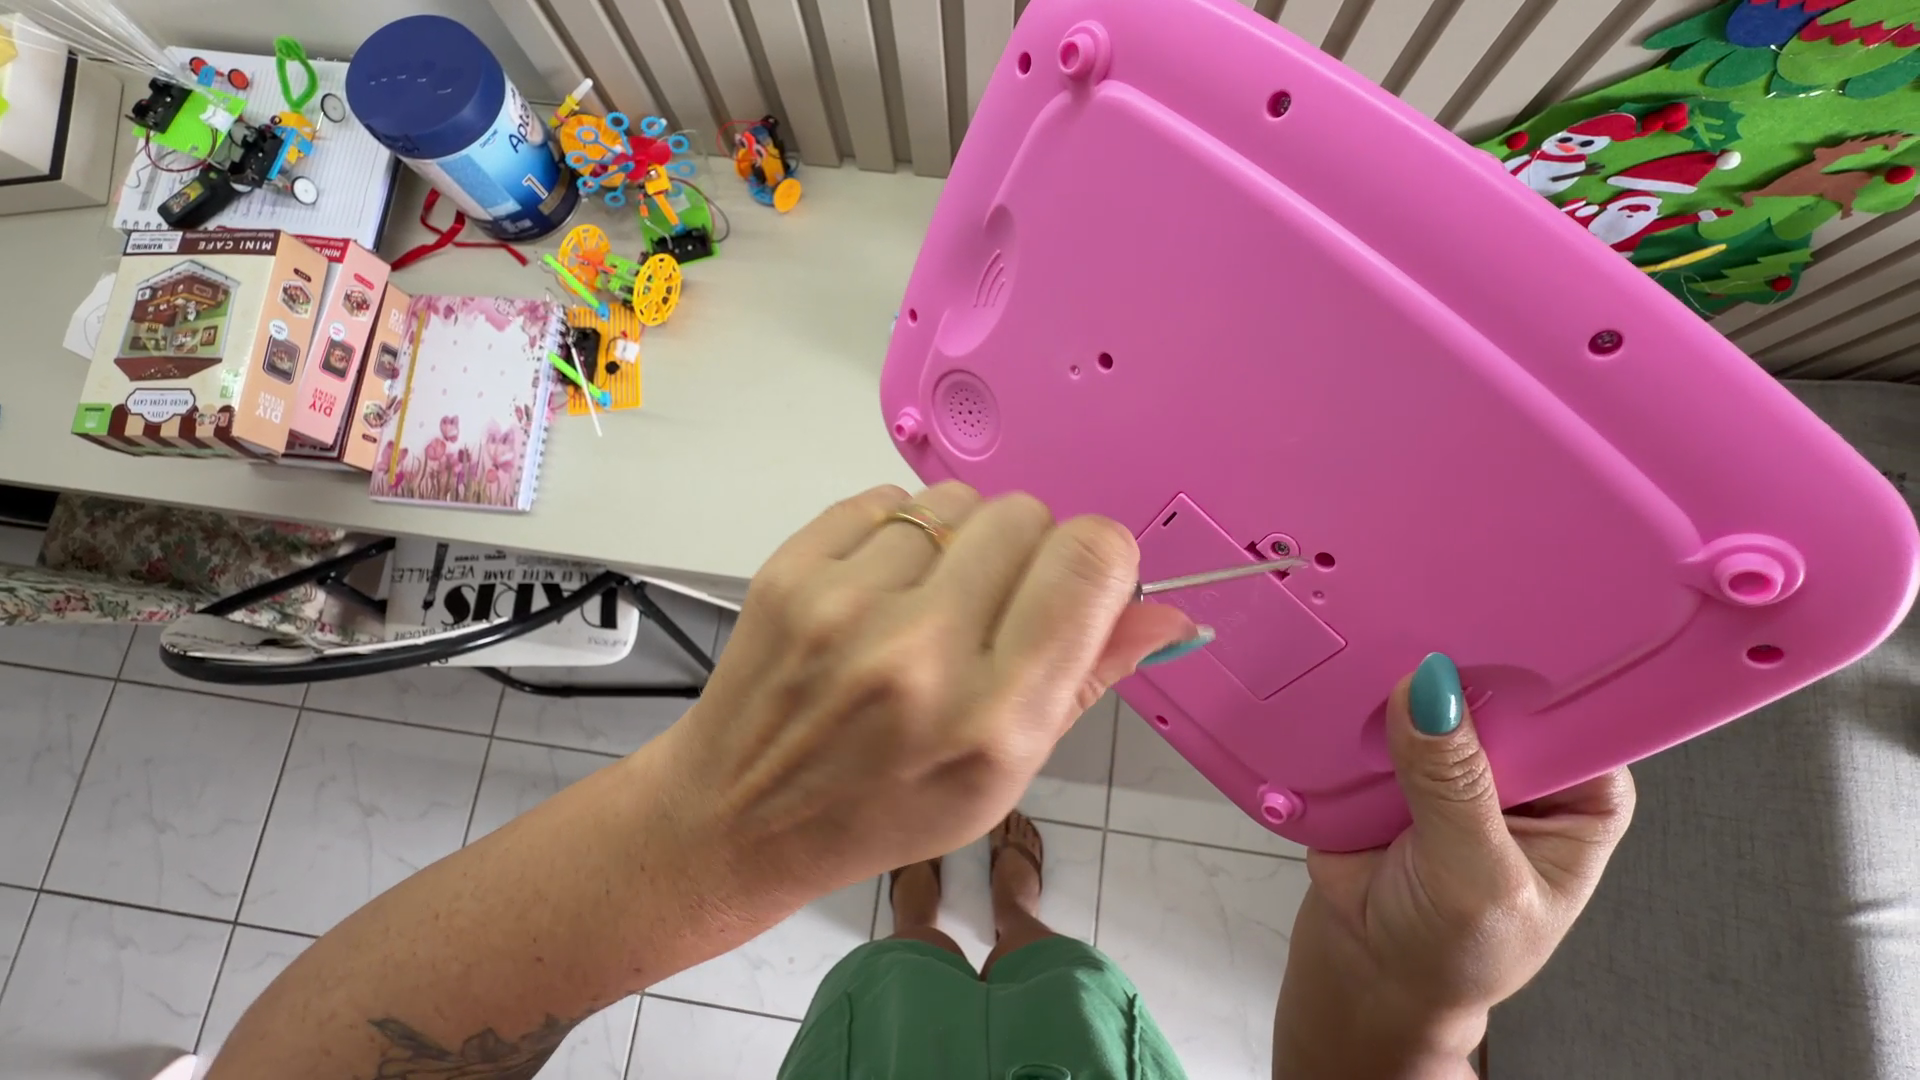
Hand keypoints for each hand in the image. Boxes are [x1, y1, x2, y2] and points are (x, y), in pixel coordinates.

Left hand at [657, 483, 1199, 917]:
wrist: (741, 814)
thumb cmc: (884, 808)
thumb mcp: (1004, 774)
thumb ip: (1090, 678)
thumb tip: (1167, 611)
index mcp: (992, 720)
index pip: (1088, 562)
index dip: (1102, 558)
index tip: (1082, 582)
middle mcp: (921, 653)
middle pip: (1026, 514)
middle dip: (1030, 550)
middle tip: (994, 605)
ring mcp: (846, 604)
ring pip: (955, 499)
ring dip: (961, 541)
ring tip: (928, 601)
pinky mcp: (791, 568)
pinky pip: (887, 498)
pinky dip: (900, 532)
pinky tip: (881, 587)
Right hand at [1275, 653, 1634, 1077]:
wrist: (1369, 968)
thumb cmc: (1455, 947)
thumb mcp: (1473, 877)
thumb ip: (1452, 788)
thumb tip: (1429, 692)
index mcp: (1574, 795)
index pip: (1571, 713)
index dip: (1533, 672)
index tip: (1487, 627)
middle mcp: (1514, 768)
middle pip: (1489, 694)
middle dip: (1450, 672)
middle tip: (1411, 627)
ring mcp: (1444, 761)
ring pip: (1424, 701)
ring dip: (1392, 685)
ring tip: (1363, 649)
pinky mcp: (1384, 761)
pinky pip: (1370, 719)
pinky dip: (1351, 706)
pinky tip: (1336, 683)